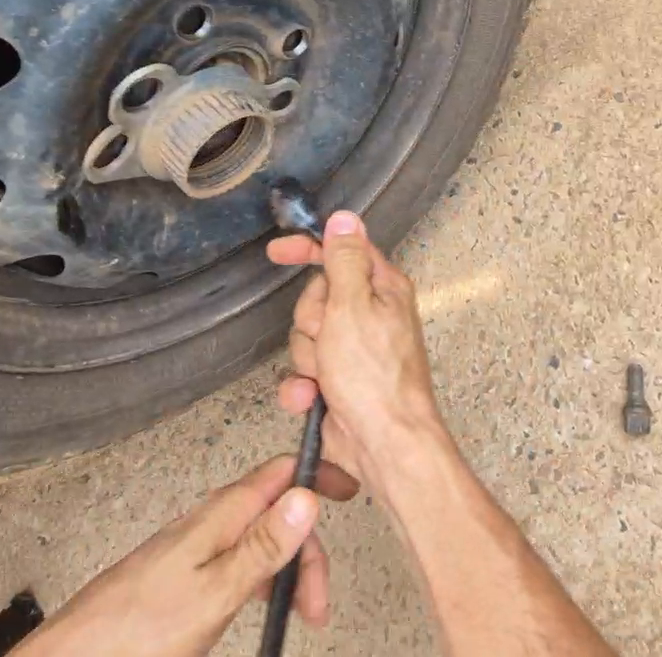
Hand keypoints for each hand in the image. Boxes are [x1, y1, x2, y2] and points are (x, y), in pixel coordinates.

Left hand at [10, 455, 357, 656]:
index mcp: (221, 514)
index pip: (282, 472)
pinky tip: (260, 605)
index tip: (351, 492)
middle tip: (318, 603)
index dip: (318, 475)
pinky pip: (237, 559)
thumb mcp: (215, 592)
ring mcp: (195, 544)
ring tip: (297, 613)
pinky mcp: (183, 570)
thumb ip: (263, 545)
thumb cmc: (139, 632)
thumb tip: (306, 496)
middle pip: (276, 510)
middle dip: (307, 548)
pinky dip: (261, 578)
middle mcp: (210, 519)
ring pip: (258, 537)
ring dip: (286, 568)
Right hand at [267, 211, 452, 498]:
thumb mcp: (353, 306)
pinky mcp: (338, 380)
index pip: (341, 251)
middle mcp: (371, 314)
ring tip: (328, 375)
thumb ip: (345, 260)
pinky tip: (314, 398)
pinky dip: (303, 386)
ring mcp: (354, 349)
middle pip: (316, 297)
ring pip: (305, 336)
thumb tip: (345, 218)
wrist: (384, 443)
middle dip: (310, 320)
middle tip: (328, 338)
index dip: (309, 249)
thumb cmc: (376, 377)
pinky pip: (303, 371)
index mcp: (383, 289)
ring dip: (307, 358)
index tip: (277, 251)